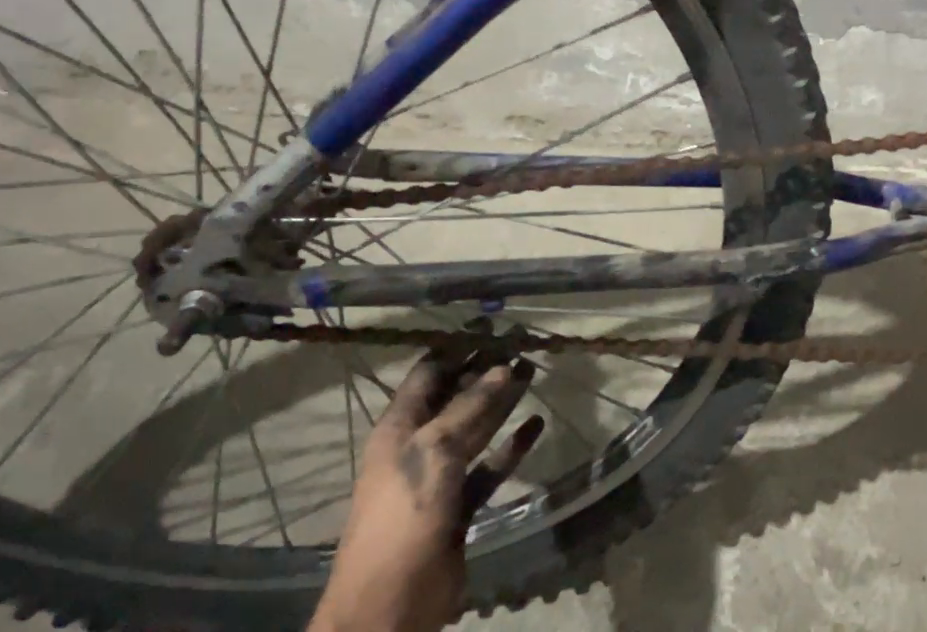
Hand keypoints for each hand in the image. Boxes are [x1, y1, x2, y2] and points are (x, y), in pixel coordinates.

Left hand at [309, 351, 543, 631]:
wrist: (390, 599)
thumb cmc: (403, 512)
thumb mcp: (433, 450)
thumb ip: (469, 408)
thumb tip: (503, 368)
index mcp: (398, 427)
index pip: (429, 374)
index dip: (458, 348)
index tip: (494, 326)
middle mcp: (418, 444)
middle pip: (456, 397)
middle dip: (486, 371)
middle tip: (522, 343)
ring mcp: (441, 475)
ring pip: (477, 429)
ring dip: (503, 402)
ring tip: (534, 371)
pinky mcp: (462, 504)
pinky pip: (491, 467)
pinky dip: (512, 447)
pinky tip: (535, 426)